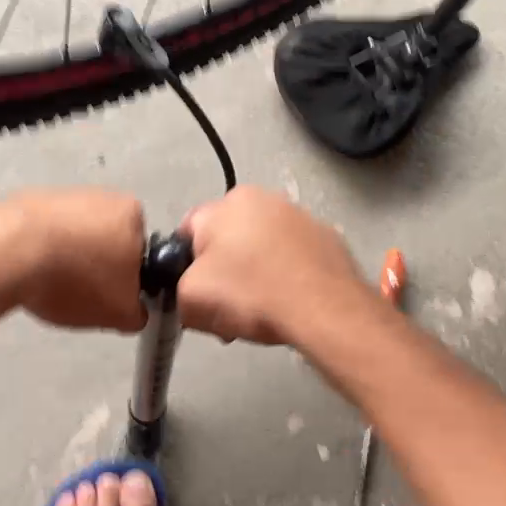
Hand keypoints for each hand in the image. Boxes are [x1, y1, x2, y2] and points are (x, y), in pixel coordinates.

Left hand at [0, 189, 147, 332]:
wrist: (10, 253)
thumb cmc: (76, 278)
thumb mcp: (120, 313)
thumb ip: (138, 312)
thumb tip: (134, 310)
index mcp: (133, 213)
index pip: (140, 252)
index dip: (127, 280)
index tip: (108, 298)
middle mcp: (104, 195)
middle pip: (108, 242)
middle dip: (97, 267)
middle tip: (80, 295)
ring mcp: (65, 194)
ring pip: (75, 237)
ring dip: (68, 260)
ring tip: (49, 286)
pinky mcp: (31, 200)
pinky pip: (45, 234)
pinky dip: (41, 252)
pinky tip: (29, 272)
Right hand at [178, 186, 365, 345]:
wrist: (324, 308)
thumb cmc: (252, 294)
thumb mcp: (192, 299)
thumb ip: (178, 289)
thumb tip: (189, 294)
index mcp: (227, 202)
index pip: (188, 231)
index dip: (185, 266)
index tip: (196, 293)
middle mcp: (263, 197)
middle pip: (228, 238)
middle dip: (224, 270)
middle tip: (227, 307)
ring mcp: (300, 214)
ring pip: (262, 246)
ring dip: (256, 271)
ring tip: (261, 309)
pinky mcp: (327, 236)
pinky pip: (294, 256)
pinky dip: (288, 273)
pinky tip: (289, 300)